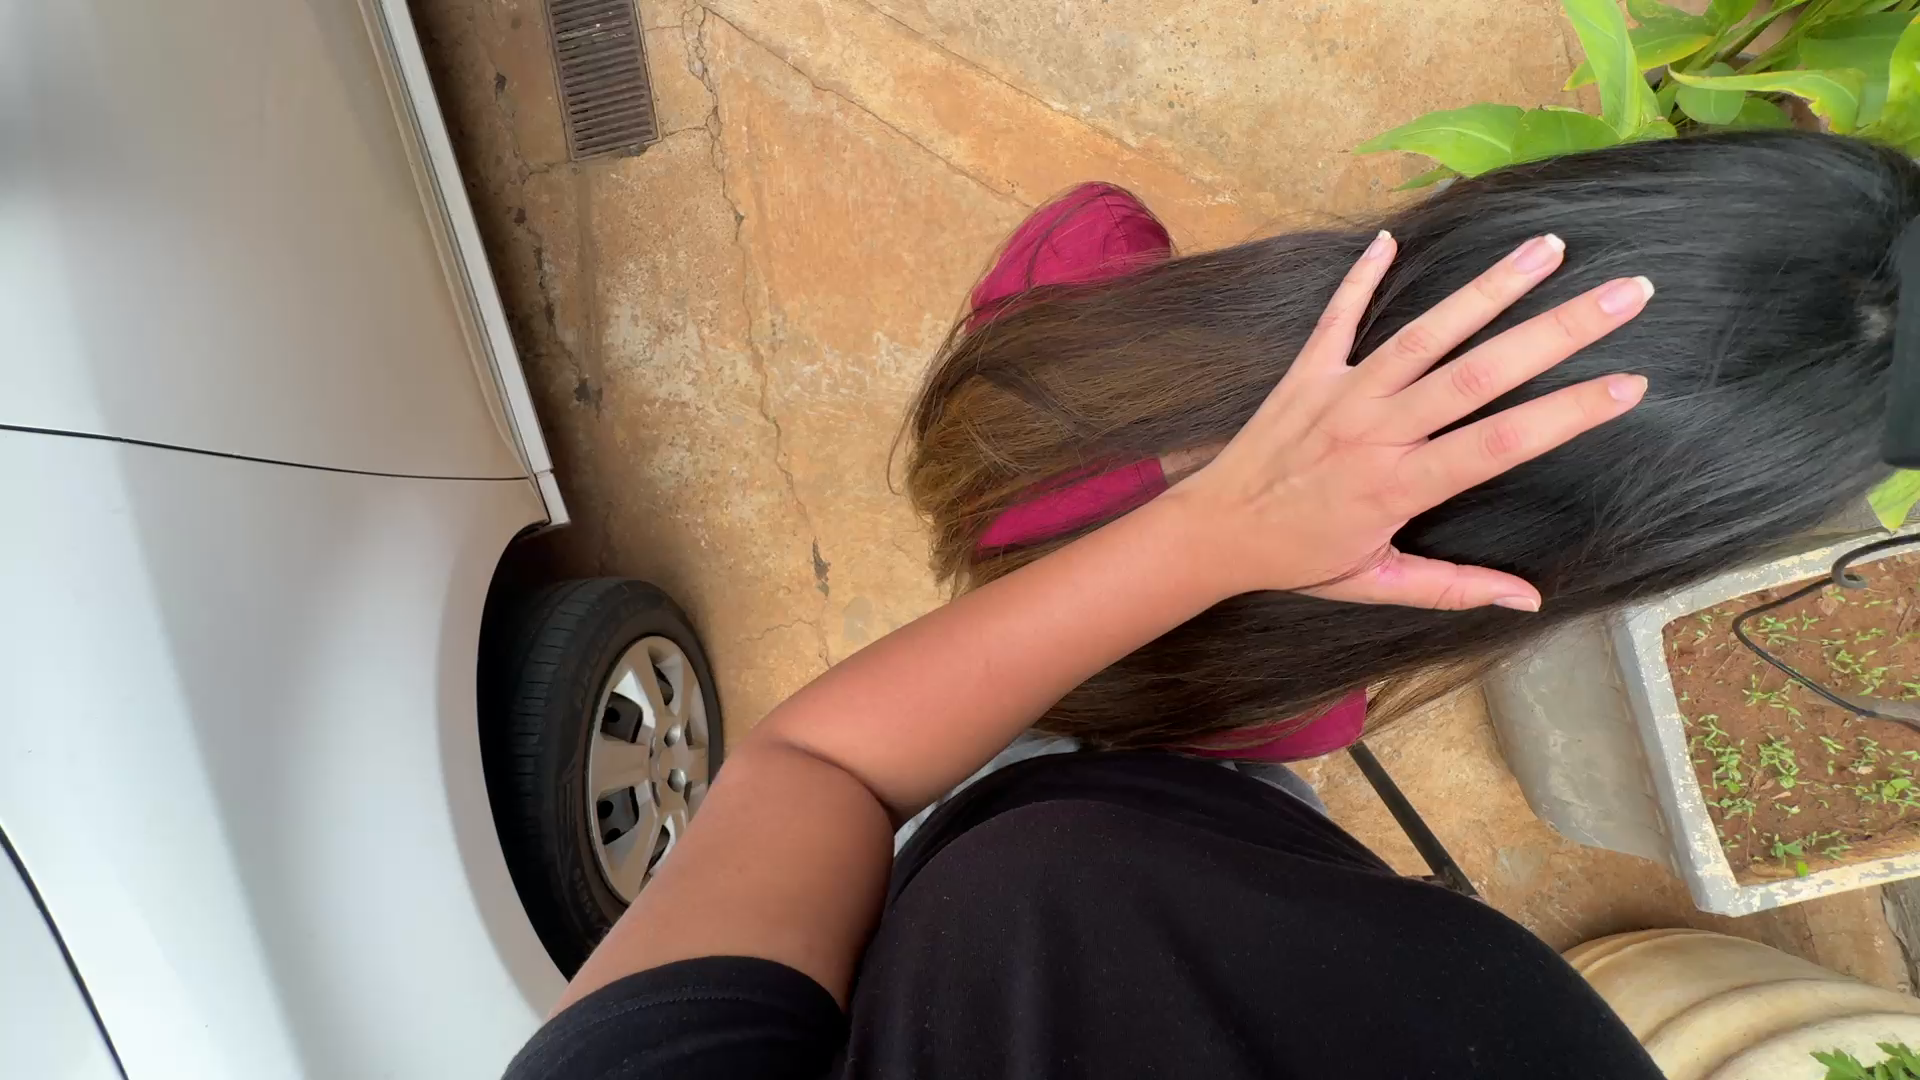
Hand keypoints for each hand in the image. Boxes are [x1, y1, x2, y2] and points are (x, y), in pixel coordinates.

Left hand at [1174, 230, 1649, 611]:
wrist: (1212, 531)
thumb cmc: (1292, 558)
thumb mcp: (1369, 583)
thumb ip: (1449, 587)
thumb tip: (1528, 600)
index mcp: (1396, 488)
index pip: (1498, 444)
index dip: (1567, 413)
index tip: (1631, 382)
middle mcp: (1372, 434)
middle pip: (1475, 376)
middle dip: (1555, 332)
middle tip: (1627, 291)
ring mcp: (1336, 398)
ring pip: (1419, 338)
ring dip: (1483, 291)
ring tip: (1545, 249)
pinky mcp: (1302, 378)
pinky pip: (1334, 321)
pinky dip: (1358, 280)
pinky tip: (1388, 240)